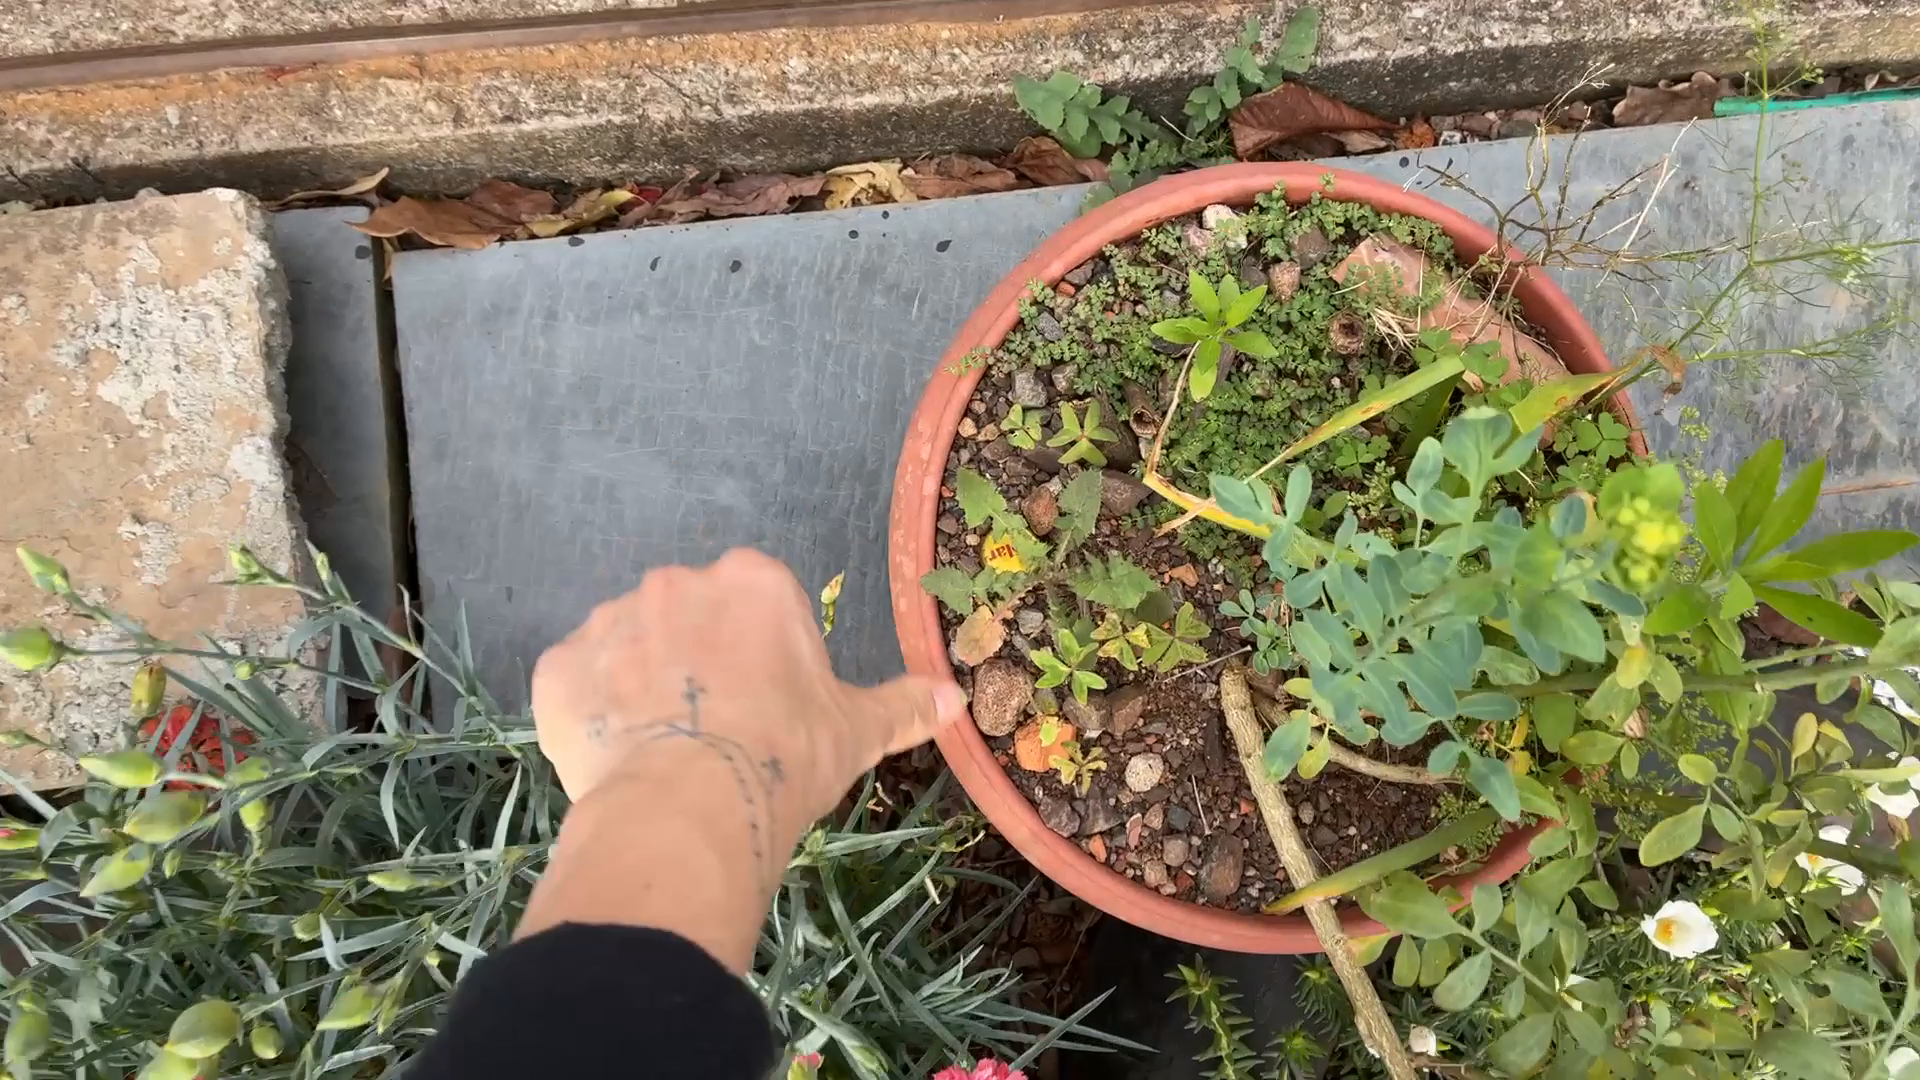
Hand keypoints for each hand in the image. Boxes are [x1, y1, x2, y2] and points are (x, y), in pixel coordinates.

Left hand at [523, 551, 964, 965]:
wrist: (692, 810)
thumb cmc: (786, 754)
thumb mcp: (857, 730)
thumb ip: (905, 705)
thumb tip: (955, 698)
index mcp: (754, 580)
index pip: (757, 604)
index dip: (762, 655)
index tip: (766, 701)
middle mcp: (680, 581)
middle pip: (694, 615)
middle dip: (703, 658)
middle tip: (719, 724)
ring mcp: (611, 620)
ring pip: (634, 643)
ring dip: (646, 679)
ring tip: (668, 744)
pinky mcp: (558, 668)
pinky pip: (579, 679)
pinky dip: (594, 708)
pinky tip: (620, 752)